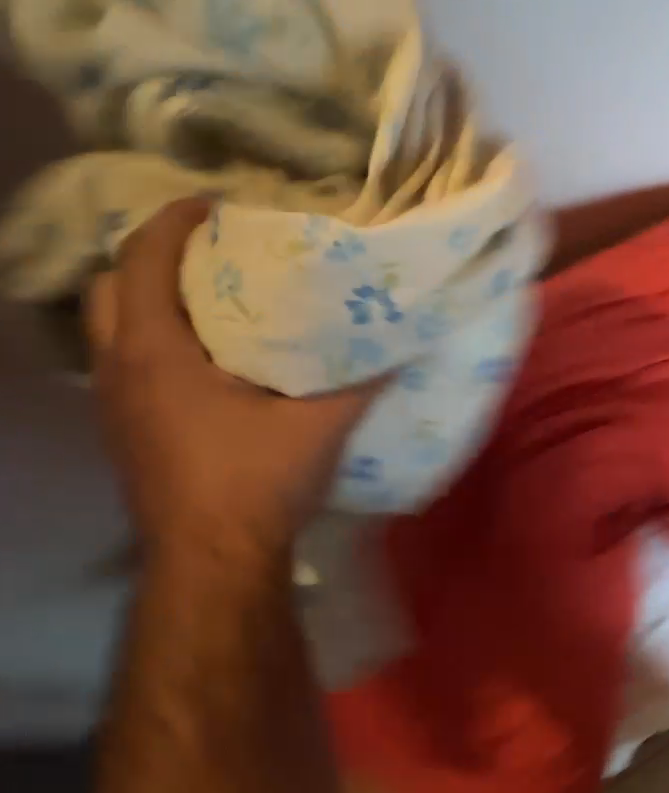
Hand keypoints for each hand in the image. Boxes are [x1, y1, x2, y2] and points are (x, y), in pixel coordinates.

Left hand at [91, 200, 380, 560]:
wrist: (211, 552)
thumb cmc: (257, 479)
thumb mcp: (320, 426)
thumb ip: (356, 383)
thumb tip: (398, 349)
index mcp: (156, 351)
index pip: (145, 262)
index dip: (173, 224)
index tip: (213, 206)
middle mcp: (119, 366)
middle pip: (112, 288)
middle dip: (151, 260)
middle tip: (209, 257)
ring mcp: (114, 401)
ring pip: (113, 328)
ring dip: (150, 304)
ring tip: (210, 306)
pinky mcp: (126, 430)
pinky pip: (128, 363)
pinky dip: (157, 342)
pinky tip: (208, 366)